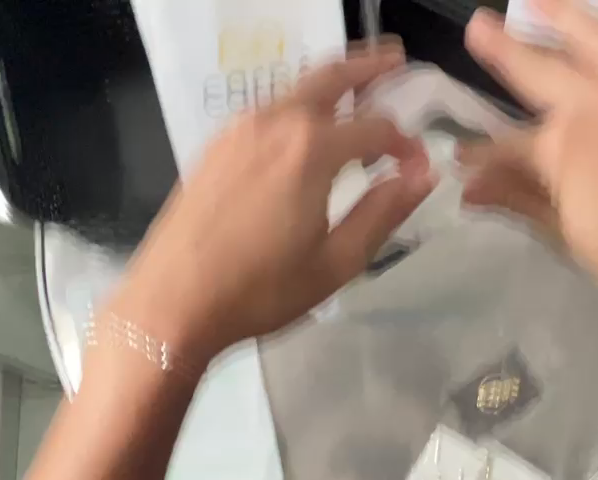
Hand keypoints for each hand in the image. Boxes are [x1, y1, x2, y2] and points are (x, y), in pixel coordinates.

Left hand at [102, 46, 435, 375]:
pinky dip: (296, 109)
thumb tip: (423, 175)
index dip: (405, 144)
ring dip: (329, 85)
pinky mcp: (214, 148)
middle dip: (368, 67)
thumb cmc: (261, 292)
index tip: (420, 168)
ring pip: (294, 91)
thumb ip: (381, 213)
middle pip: (330, 77)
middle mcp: (275, 122)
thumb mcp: (334, 264)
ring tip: (353, 92)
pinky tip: (302, 134)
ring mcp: (238, 130)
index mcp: (311, 148)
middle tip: (397, 59)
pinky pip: (266, 113)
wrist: (173, 302)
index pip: (375, 128)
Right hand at [463, 0, 597, 333]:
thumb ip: (521, 202)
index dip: (481, 153)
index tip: (459, 156)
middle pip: (540, 70)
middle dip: (502, 51)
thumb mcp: (573, 240)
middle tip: (478, 27)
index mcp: (564, 147)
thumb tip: (469, 188)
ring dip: (562, 11)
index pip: (508, 146)